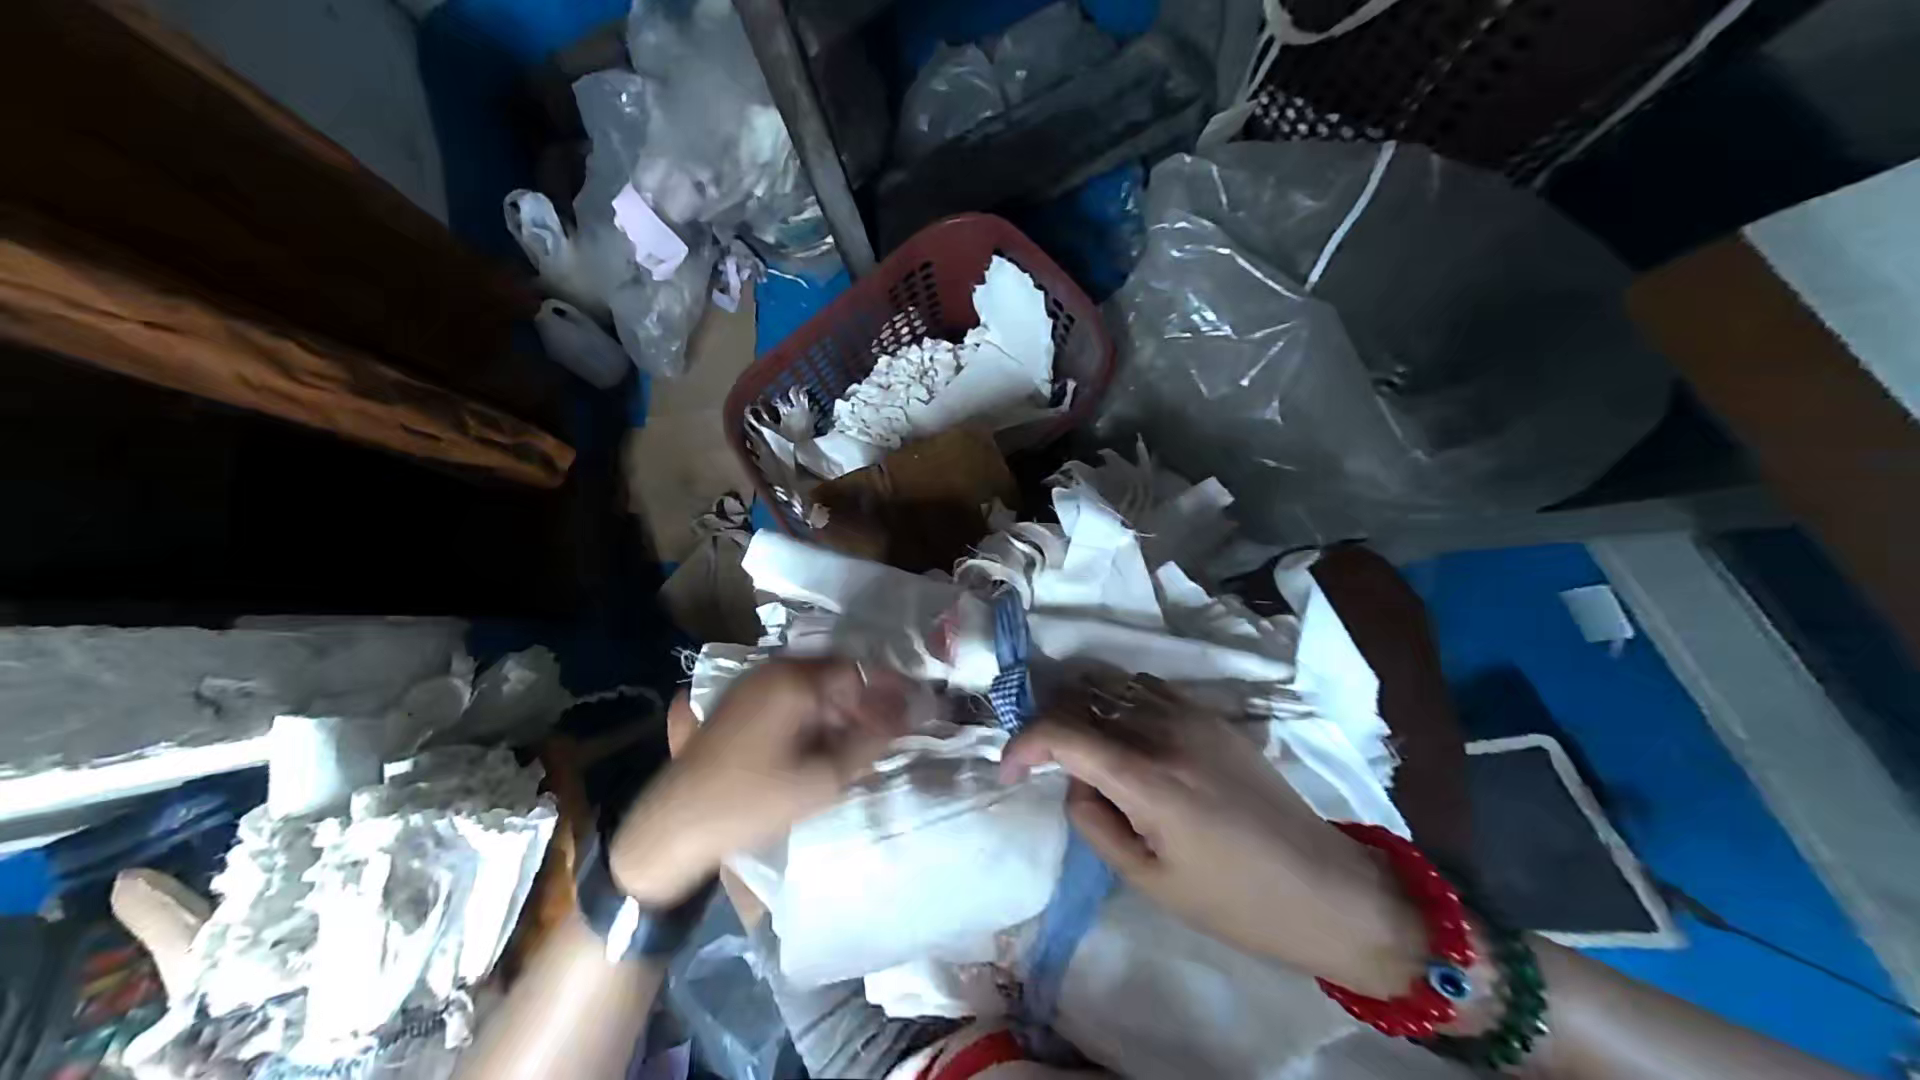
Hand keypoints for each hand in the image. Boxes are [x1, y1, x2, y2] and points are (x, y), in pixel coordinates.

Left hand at [609, 658, 910, 904]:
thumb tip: (909, 713)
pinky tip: (820, 744)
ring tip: (855, 745)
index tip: (911, 716)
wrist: (673, 827)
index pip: (859, 671)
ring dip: (839, 710)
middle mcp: (772, 670)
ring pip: (813, 686)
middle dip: (864, 701)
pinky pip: (790, 697)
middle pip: (836, 675)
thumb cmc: (752, 802)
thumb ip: (870, 741)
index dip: (888, 693)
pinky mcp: (738, 703)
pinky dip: (813, 714)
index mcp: (795, 680)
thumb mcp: (823, 779)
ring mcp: (751, 684)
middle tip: (884, 734)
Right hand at [1002, 676, 1427, 995]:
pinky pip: (1149, 690)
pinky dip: (1120, 702)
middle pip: (1083, 695)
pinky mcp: (1214, 716)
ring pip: (1114, 684)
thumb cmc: (1234, 900)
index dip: (1023, 745)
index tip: (1009, 772)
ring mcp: (1193, 715)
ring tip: (1082, 745)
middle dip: (1050, 723)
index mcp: (1147, 778)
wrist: (1324, 887)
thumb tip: (1077, 782)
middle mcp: (1165, 730)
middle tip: (1044, 760)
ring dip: (1084, 707)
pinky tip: (1126, 736)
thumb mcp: (1148, 879)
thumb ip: (1095, 822)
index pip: (1062, 731)